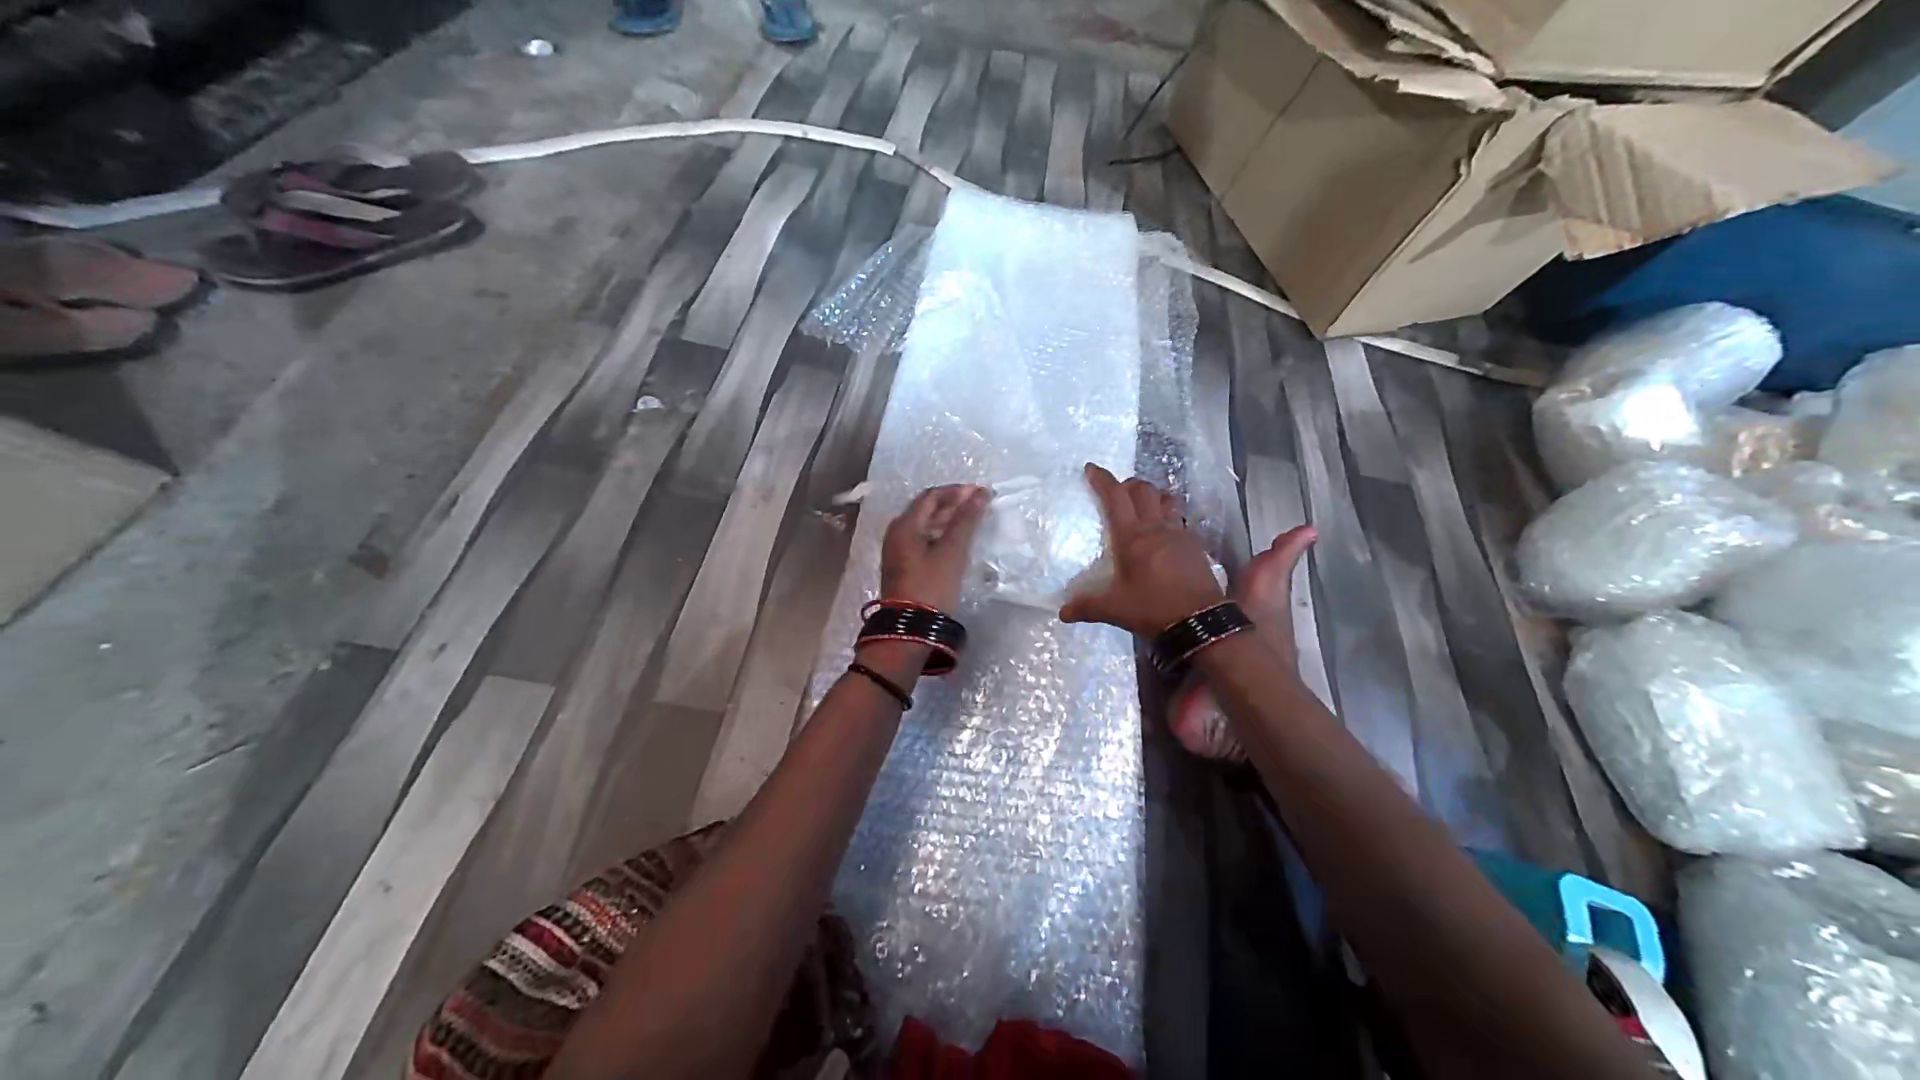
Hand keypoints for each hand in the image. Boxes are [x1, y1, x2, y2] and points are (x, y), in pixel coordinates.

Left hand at [879, 484, 990, 612]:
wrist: (910, 627)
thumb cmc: (931, 585)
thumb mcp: (952, 551)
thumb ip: (966, 520)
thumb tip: (980, 493)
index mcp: (905, 525)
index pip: (931, 496)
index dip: (957, 491)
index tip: (981, 492)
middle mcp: (897, 533)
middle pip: (926, 509)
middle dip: (953, 504)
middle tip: (979, 505)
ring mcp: (898, 551)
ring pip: (925, 525)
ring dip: (947, 520)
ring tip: (972, 521)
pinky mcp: (904, 566)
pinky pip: (923, 540)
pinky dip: (941, 535)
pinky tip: (957, 541)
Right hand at [1060, 464, 1225, 635]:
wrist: (1201, 622)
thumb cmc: (1154, 609)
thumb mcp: (1115, 610)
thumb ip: (1087, 607)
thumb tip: (1063, 612)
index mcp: (1132, 537)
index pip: (1115, 497)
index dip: (1102, 480)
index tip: (1091, 469)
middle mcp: (1156, 529)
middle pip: (1143, 491)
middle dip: (1127, 484)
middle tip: (1116, 491)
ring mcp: (1179, 534)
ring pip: (1166, 500)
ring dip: (1152, 495)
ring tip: (1142, 503)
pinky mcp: (1195, 545)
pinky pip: (1180, 519)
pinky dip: (1169, 515)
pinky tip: (1165, 530)